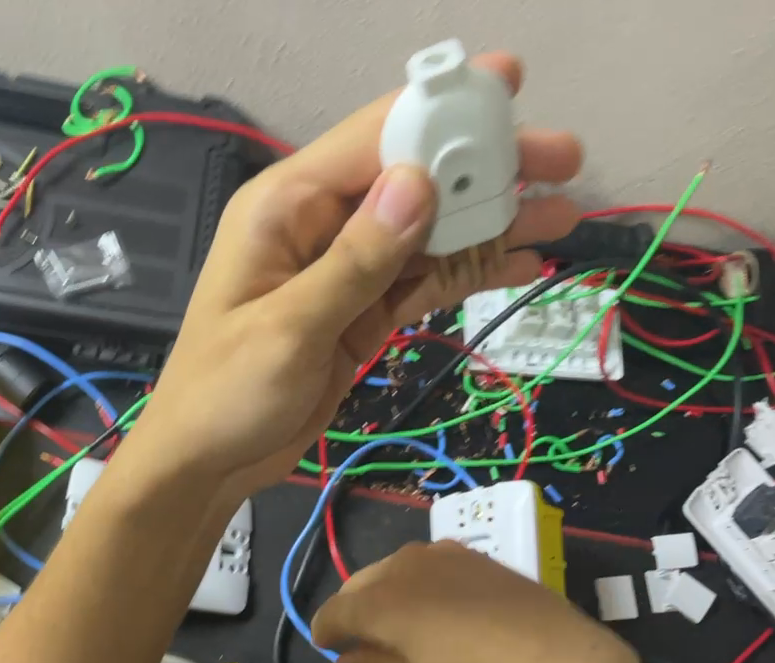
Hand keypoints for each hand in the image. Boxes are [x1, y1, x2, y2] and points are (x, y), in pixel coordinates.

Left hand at [123, 53, 582, 493]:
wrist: (208, 460)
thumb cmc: (227, 393)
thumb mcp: (289, 328)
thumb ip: (355, 260)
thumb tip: (419, 184)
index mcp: (289, 207)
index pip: (374, 139)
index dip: (443, 111)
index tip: (511, 90)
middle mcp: (322, 227)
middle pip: (414, 181)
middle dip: (486, 170)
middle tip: (566, 161)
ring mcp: (346, 271)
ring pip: (428, 234)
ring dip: (492, 224)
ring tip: (563, 217)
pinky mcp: (362, 314)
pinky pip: (421, 282)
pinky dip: (468, 273)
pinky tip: (519, 265)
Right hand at [311, 541, 645, 662]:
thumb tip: (344, 657)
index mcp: (383, 604)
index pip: (332, 612)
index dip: (325, 634)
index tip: (332, 652)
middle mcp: (402, 566)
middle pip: (357, 585)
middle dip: (352, 614)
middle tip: (365, 647)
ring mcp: (438, 552)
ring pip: (389, 570)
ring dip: (382, 596)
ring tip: (401, 630)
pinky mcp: (468, 551)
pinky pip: (421, 563)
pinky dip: (413, 583)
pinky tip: (434, 610)